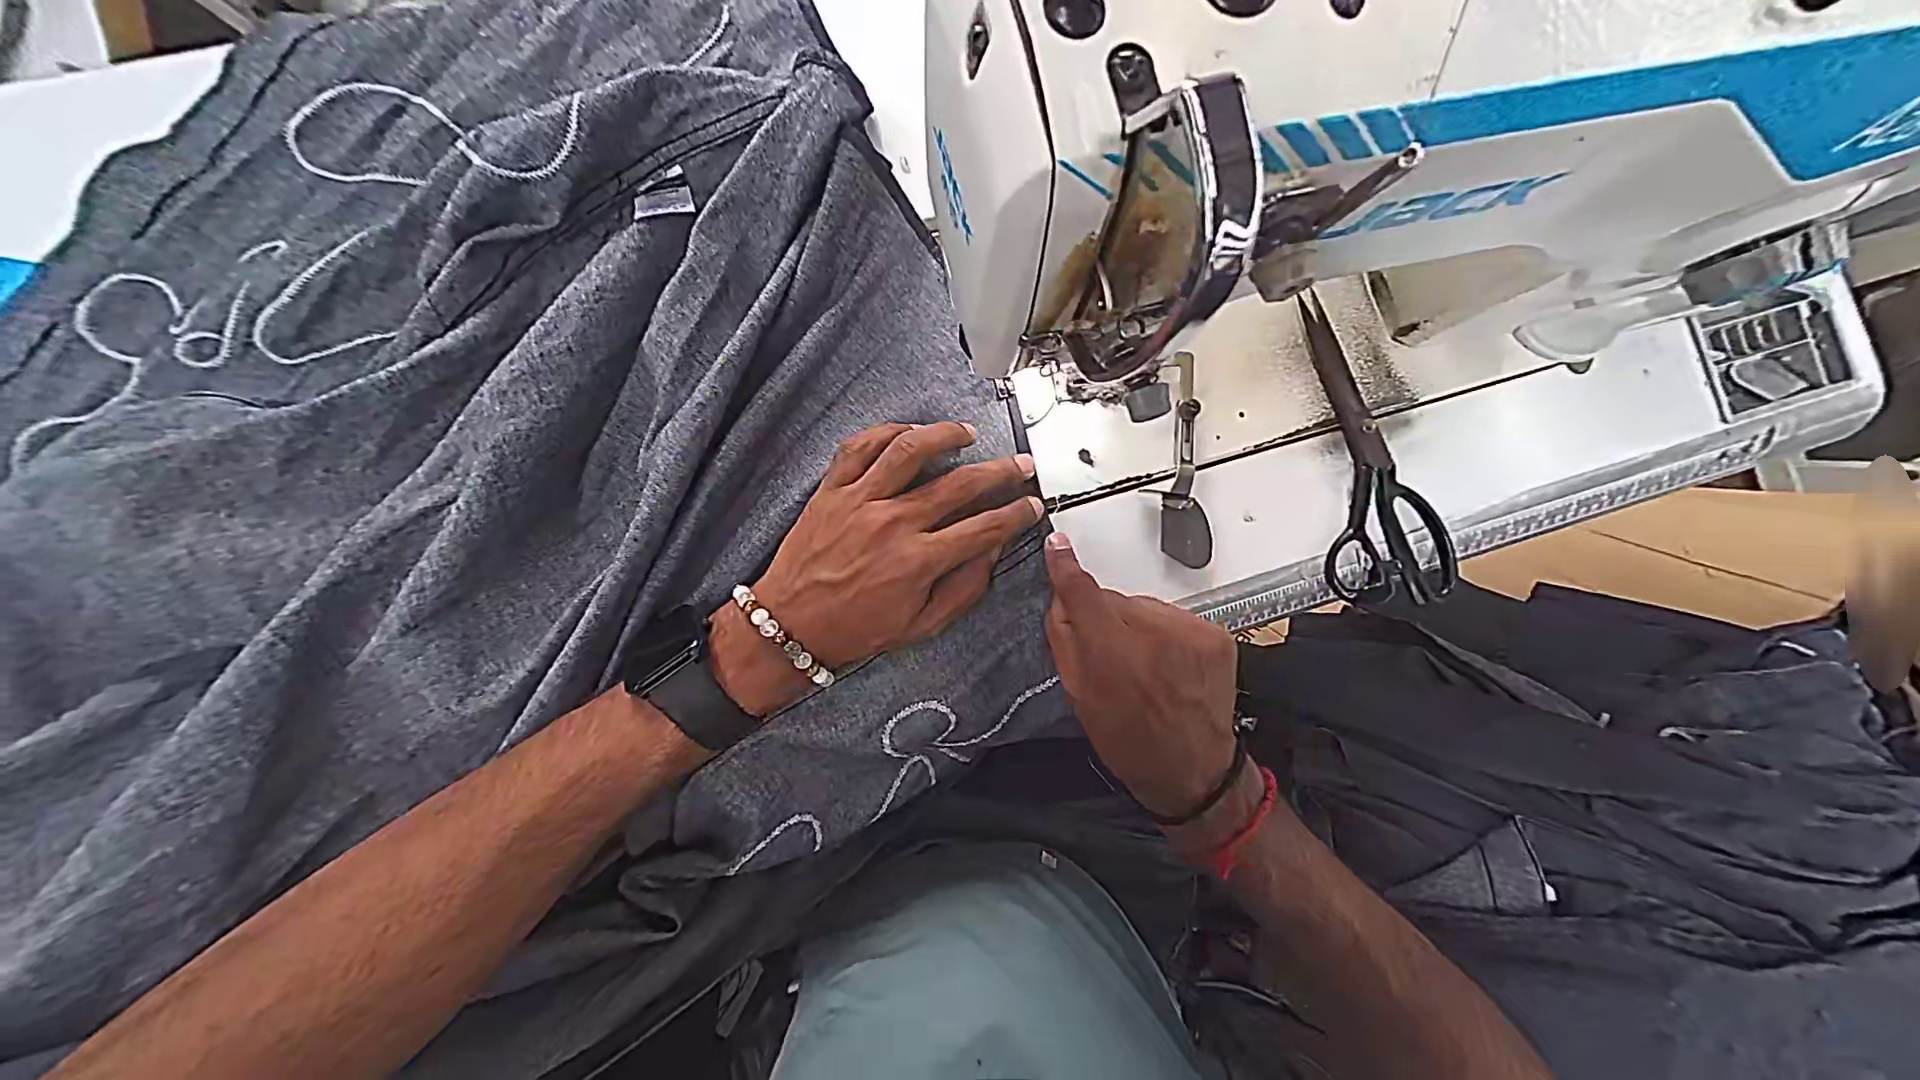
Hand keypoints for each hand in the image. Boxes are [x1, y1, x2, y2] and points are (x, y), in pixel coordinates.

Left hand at [709, 421, 1042, 714]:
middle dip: (1001, 471)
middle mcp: (893, 524)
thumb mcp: (921, 624)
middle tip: (1018, 465)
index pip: (985, 526)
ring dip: (946, 435)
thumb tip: (991, 554)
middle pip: (961, 483)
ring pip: (911, 450)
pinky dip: (887, 432)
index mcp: (918, 561)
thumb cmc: (853, 628)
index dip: (1017, 513)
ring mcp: (860, 502)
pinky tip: (907, 432)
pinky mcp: (832, 491)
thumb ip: (963, 589)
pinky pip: (860, 447)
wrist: (792, 625)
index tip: (1029, 505)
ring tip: (965, 433)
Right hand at [1044, 531, 1239, 818]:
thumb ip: (1064, 640)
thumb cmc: (1132, 742)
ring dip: (1139, 625)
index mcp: (1111, 652)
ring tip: (1146, 665)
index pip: (1082, 590)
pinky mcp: (1212, 634)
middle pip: (1113, 599)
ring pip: (1144, 605)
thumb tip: (1060, 600)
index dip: (1065, 567)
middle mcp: (1152, 635)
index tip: (1058, 547)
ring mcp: (1187, 632)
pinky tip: (1168, 663)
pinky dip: (1166, 633)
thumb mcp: (1079, 696)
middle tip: (1113, 656)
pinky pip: (1174, 616)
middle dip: (1106, 618)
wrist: (1192, 769)